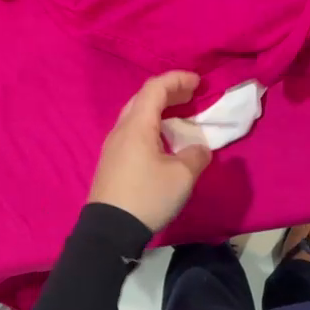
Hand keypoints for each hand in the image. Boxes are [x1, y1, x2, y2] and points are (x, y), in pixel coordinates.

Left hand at [88, 71, 212, 232]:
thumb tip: (199, 149)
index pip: (155, 88)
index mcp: (137, 126)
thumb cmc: (147, 196)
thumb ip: (196, 156)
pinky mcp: (111, 163)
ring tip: (180, 118)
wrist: (110, 230)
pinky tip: (163, 142)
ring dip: (158, 111)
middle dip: (169, 93)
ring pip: (136, 117)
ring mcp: (113, 147)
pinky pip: (132, 134)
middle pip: (143, 99)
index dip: (178, 80)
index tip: (198, 83)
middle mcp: (121, 130)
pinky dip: (150, 128)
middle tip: (192, 97)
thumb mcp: (182, 176)